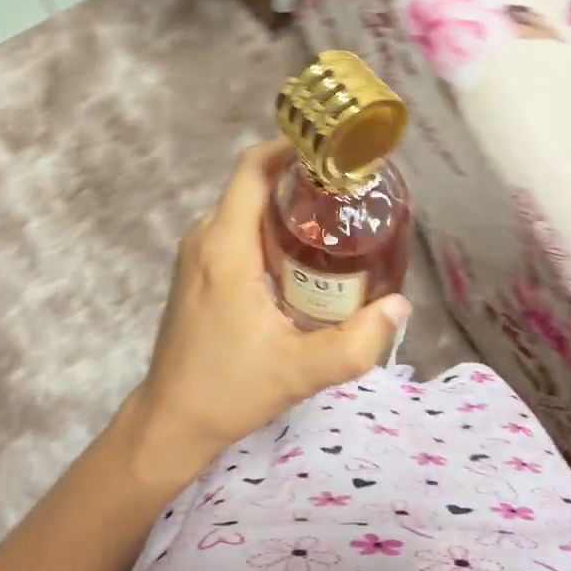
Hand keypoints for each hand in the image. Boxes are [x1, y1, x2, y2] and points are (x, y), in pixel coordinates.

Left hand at [126, 142, 410, 480]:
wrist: (170, 422)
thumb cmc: (229, 390)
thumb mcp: (301, 369)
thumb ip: (357, 342)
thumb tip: (400, 306)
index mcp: (225, 245)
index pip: (254, 167)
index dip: (292, 147)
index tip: (335, 152)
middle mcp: (206, 236)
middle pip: (254, 183)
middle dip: (301, 179)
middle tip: (350, 193)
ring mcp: (197, 253)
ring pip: (246, 207)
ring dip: (287, 206)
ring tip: (337, 221)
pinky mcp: (198, 271)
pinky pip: (237, 229)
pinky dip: (270, 228)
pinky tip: (305, 256)